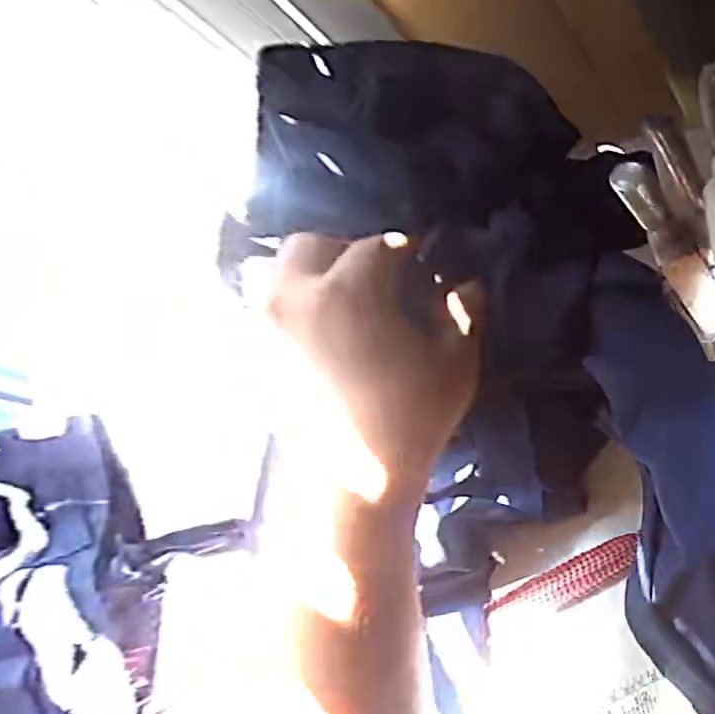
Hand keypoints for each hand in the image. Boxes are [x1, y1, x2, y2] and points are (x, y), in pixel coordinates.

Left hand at [264, 233, 479, 502]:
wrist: (357, 469)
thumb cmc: (417, 412)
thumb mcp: (457, 362)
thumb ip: (464, 315)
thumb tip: (467, 284)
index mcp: (352, 291)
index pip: (378, 247)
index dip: (406, 248)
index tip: (423, 256)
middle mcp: (295, 294)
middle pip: (311, 244)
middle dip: (348, 250)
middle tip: (379, 273)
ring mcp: (262, 321)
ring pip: (273, 270)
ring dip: (307, 272)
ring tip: (339, 296)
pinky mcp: (247, 350)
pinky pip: (257, 308)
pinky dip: (284, 305)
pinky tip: (312, 327)